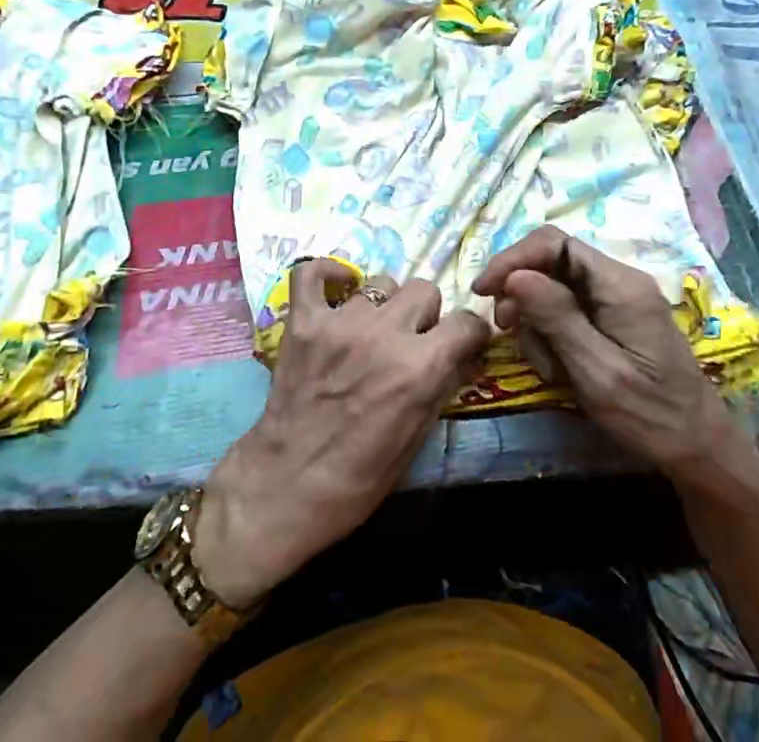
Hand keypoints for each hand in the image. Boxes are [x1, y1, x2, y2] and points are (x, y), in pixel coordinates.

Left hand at [194, 260, 490, 605]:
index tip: (461, 344)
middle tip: (412, 339)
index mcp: (420, 367)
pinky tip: (339, 288)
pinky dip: (328, 274)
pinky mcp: (303, 322)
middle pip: (424, 290)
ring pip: (379, 283)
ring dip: (384, 304)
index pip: (466, 322)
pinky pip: (312, 273)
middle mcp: (384, 334)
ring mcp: (340, 322)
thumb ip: (442, 386)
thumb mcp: (418, 437)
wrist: (289, 484)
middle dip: (426, 314)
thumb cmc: (360, 477)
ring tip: (371, 329)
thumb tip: (463, 357)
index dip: (469, 334)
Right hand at [471, 226, 755, 487]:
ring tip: (548, 367)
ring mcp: (614, 299)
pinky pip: (564, 310)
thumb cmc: (649, 414)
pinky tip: (558, 367)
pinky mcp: (610, 318)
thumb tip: (514, 275)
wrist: (695, 447)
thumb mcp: (596, 370)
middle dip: (520, 294)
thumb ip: (556, 318)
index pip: (553, 243)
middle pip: (549, 262)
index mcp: (619, 285)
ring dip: (535, 323)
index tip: (483, 292)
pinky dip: (549, 334)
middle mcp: (617, 281)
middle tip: (508, 331)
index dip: (512, 259)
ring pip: (550, 288)